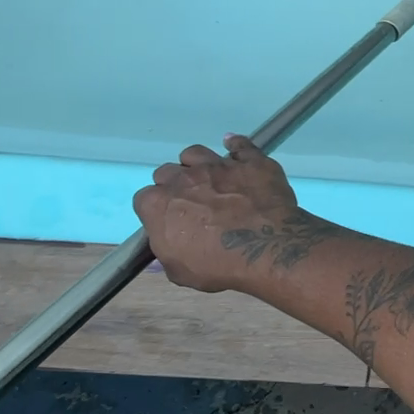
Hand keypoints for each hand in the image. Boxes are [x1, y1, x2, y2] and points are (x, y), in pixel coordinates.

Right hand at [132, 134, 336, 293]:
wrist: (267, 247)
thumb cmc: (218, 264)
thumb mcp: (178, 269)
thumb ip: (167, 249)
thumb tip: (169, 243)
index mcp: (158, 203)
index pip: (146, 198)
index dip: (158, 208)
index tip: (170, 218)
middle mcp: (184, 178)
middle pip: (169, 172)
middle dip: (176, 185)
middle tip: (192, 200)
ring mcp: (220, 166)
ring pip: (197, 153)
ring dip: (198, 163)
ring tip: (209, 176)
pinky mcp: (253, 161)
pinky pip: (241, 144)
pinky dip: (236, 145)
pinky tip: (235, 146)